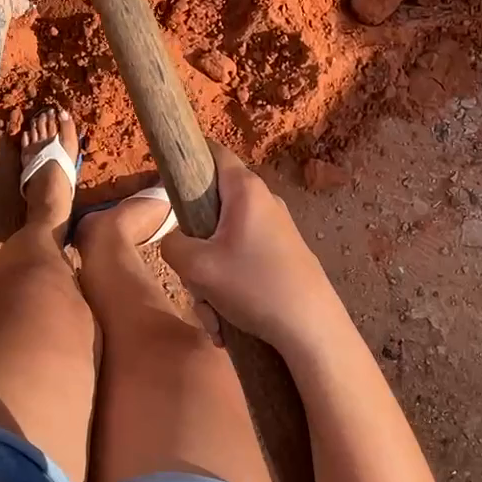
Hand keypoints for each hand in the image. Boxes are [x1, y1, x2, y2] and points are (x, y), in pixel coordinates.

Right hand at [161, 144, 347, 352]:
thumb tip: (175, 241)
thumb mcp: (198, 267)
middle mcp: (263, 201)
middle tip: (194, 278)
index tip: (167, 182)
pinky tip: (229, 324)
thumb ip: (172, 245)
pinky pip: (243, 263)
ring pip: (224, 244)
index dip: (187, 158)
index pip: (211, 151)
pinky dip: (231, 290)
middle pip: (212, 209)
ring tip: (215, 316)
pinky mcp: (283, 255)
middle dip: (195, 249)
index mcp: (245, 189)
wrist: (313, 331)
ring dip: (211, 280)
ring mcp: (276, 229)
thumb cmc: (255, 286)